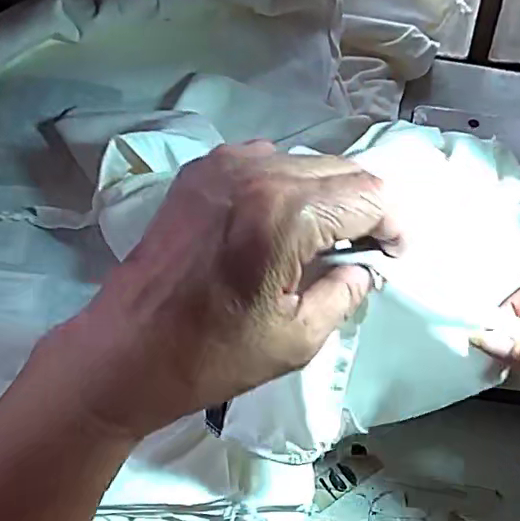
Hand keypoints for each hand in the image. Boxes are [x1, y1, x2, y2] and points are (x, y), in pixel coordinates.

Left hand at [45, 141, 400, 437]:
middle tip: (364, 255)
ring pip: (305, 164)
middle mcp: (257, 171)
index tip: (392, 258)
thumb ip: (344, 294)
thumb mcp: (296, 339)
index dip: (393, 225)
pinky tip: (280, 230)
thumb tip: (366, 268)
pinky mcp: (199, 173)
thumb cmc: (213, 356)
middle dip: (365, 209)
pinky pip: (266, 165)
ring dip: (327, 199)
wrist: (126, 352)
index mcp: (285, 214)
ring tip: (321, 246)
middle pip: (342, 170)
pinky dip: (288, 190)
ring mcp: (223, 164)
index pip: (369, 193)